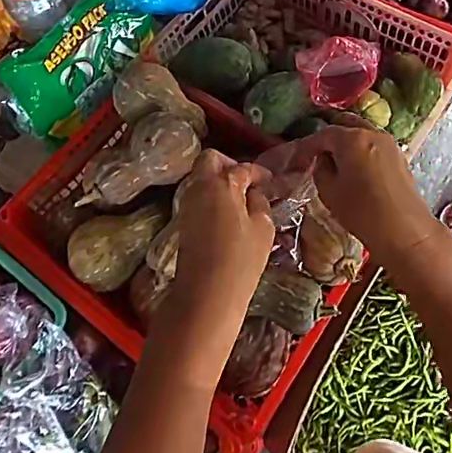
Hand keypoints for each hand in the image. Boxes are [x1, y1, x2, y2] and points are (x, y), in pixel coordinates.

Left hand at [169, 150, 274, 315]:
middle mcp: (199, 187)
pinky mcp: (183, 220)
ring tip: (241, 200)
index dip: (258, 172)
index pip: (242, 167)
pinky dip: (213, 197)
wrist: (206, 292)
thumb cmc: (241, 259)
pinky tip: (229, 214)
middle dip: (229, 164)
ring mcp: (187, 203)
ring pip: (201, 177)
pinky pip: (198, 196)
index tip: (269, 181)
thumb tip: (254, 193)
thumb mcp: (264, 228)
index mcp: (222, 184)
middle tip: (247, 182)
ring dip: (219, 181)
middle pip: (210, 160)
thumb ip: (260, 203)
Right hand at [281, 127, 446, 261]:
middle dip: (330, 135)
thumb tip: (322, 158)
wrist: (404, 230)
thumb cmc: (361, 211)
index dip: (308, 145)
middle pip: (346, 124)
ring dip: (348, 141)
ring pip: (363, 132)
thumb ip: (321, 168)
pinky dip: (362, 149)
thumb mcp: (329, 191)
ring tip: (336, 159)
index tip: (298, 156)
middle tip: (317, 151)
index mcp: (351, 138)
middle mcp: (372, 133)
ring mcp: (389, 143)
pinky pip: (375, 144)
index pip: (323, 134)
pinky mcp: (400, 156)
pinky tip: (356, 166)